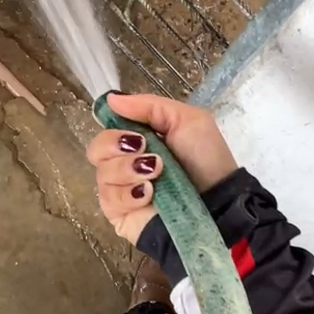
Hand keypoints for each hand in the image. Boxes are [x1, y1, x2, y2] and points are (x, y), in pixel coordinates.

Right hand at [85, 93, 238, 243]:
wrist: (217, 201)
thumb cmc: (206, 160)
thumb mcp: (186, 119)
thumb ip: (149, 105)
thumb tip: (110, 99)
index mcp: (139, 140)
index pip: (107, 128)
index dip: (114, 128)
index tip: (136, 133)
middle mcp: (125, 163)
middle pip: (96, 149)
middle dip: (118, 148)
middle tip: (147, 152)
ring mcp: (120, 190)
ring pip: (102, 173)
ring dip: (129, 171)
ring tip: (156, 176)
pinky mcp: (119, 214)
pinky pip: (108, 199)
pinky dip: (129, 195)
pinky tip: (149, 196)